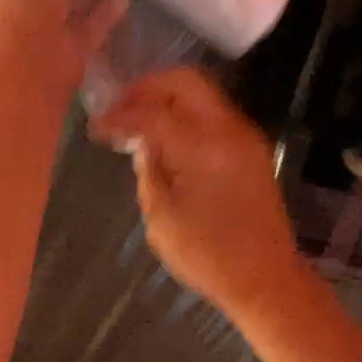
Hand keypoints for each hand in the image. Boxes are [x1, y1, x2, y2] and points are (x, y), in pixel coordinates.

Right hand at [91, 67, 303, 311]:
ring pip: (203, 95)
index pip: (151, 111)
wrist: (265, 278)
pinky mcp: (252, 153)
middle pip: (184, 82)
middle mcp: (227, 129)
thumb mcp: (163, 221)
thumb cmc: (208, 257)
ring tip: (141, 124)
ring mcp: (245, 138)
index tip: (96, 129)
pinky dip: (188, 117)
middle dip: (147, 89)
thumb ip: (149, 174)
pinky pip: (215, 117)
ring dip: (169, 100)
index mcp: (201, 146)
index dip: (119, 115)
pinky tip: (169, 142)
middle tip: (120, 110)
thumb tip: (143, 146)